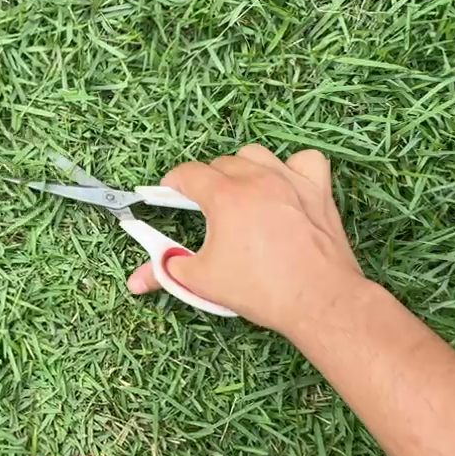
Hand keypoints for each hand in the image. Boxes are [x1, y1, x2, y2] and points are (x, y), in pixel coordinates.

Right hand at [127, 144, 365, 335]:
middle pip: (220, 164)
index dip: (171, 183)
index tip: (165, 196)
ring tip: (238, 194)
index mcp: (225, 196)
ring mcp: (291, 181)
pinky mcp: (318, 191)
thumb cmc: (258, 289)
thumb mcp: (201, 281)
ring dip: (241, 169)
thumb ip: (165, 271)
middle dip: (205, 181)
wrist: (318, 299)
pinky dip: (291, 169)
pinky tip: (283, 187)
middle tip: (201, 208)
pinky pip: (304, 161)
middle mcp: (257, 179)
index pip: (187, 174)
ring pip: (256, 155)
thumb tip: (136, 282)